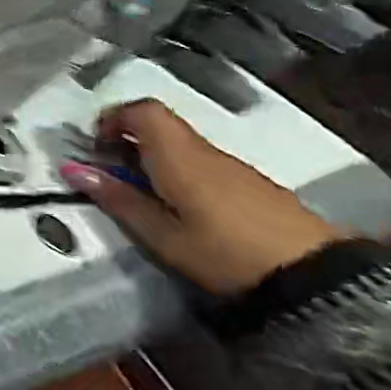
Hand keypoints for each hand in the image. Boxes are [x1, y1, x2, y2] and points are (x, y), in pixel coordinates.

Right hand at [60, 98, 344, 295]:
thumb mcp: (162, 235)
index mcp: (178, 155)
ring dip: (154, 159)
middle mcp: (205, 151)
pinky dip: (182, 172)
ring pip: (182, 145)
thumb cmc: (225, 252)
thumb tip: (73, 170)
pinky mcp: (255, 185)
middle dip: (129, 141)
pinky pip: (204, 163)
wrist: (317, 279)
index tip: (97, 147)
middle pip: (160, 126)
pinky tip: (185, 210)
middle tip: (113, 175)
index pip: (142, 110)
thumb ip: (118, 199)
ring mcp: (233, 166)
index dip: (113, 119)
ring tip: (146, 198)